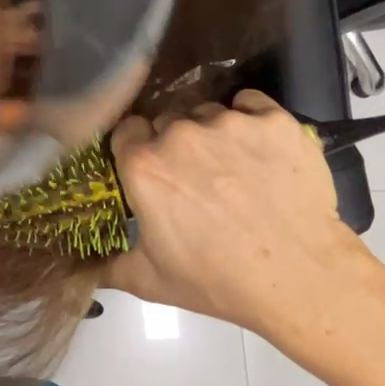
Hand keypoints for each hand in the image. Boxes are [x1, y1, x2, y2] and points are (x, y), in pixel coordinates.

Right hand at [106, 91, 380, 337]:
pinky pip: (251, 103)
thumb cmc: (219, 281)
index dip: (137, 148)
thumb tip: (82, 268)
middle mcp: (181, 134)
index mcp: (143, 166)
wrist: (302, 279)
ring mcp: (229, 123)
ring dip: (215, 133)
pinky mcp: (273, 120)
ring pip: (209, 112)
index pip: (126, 130)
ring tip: (236, 169)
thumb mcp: (151, 281)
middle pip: (168, 121)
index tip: (153, 170)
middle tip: (198, 178)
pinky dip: (252, 120)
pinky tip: (261, 151)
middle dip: (177, 143)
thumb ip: (109, 266)